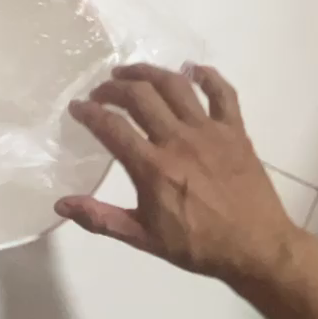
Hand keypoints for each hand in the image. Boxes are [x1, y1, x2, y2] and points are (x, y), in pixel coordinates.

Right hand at [56, 63, 301, 286]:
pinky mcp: (235, 131)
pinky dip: (206, 75)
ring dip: (148, 72)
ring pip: (175, 85)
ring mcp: (210, 132)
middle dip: (113, 88)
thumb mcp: (142, 238)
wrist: (257, 248)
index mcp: (152, 168)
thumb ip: (100, 218)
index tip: (76, 107)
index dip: (88, 112)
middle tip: (100, 92)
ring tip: (130, 73)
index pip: (111, 127)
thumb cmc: (196, 246)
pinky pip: (222, 92)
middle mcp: (178, 141)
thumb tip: (60, 205)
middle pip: (139, 96)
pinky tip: (191, 69)